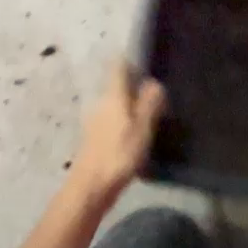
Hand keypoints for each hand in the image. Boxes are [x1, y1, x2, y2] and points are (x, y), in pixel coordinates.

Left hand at [67, 62, 166, 203]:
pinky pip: (113, 120)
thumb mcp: (142, 129)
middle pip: (117, 84)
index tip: (147, 60)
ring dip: (131, 104)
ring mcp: (95, 121)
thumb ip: (149, 104)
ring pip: (115, 103)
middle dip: (134, 83)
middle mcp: (101, 103)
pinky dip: (125, 120)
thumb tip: (154, 82)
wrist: (90, 188)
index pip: (118, 66)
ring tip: (153, 110)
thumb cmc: (118, 155)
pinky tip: (138, 132)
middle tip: (158, 88)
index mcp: (112, 96)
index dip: (130, 60)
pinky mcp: (95, 138)